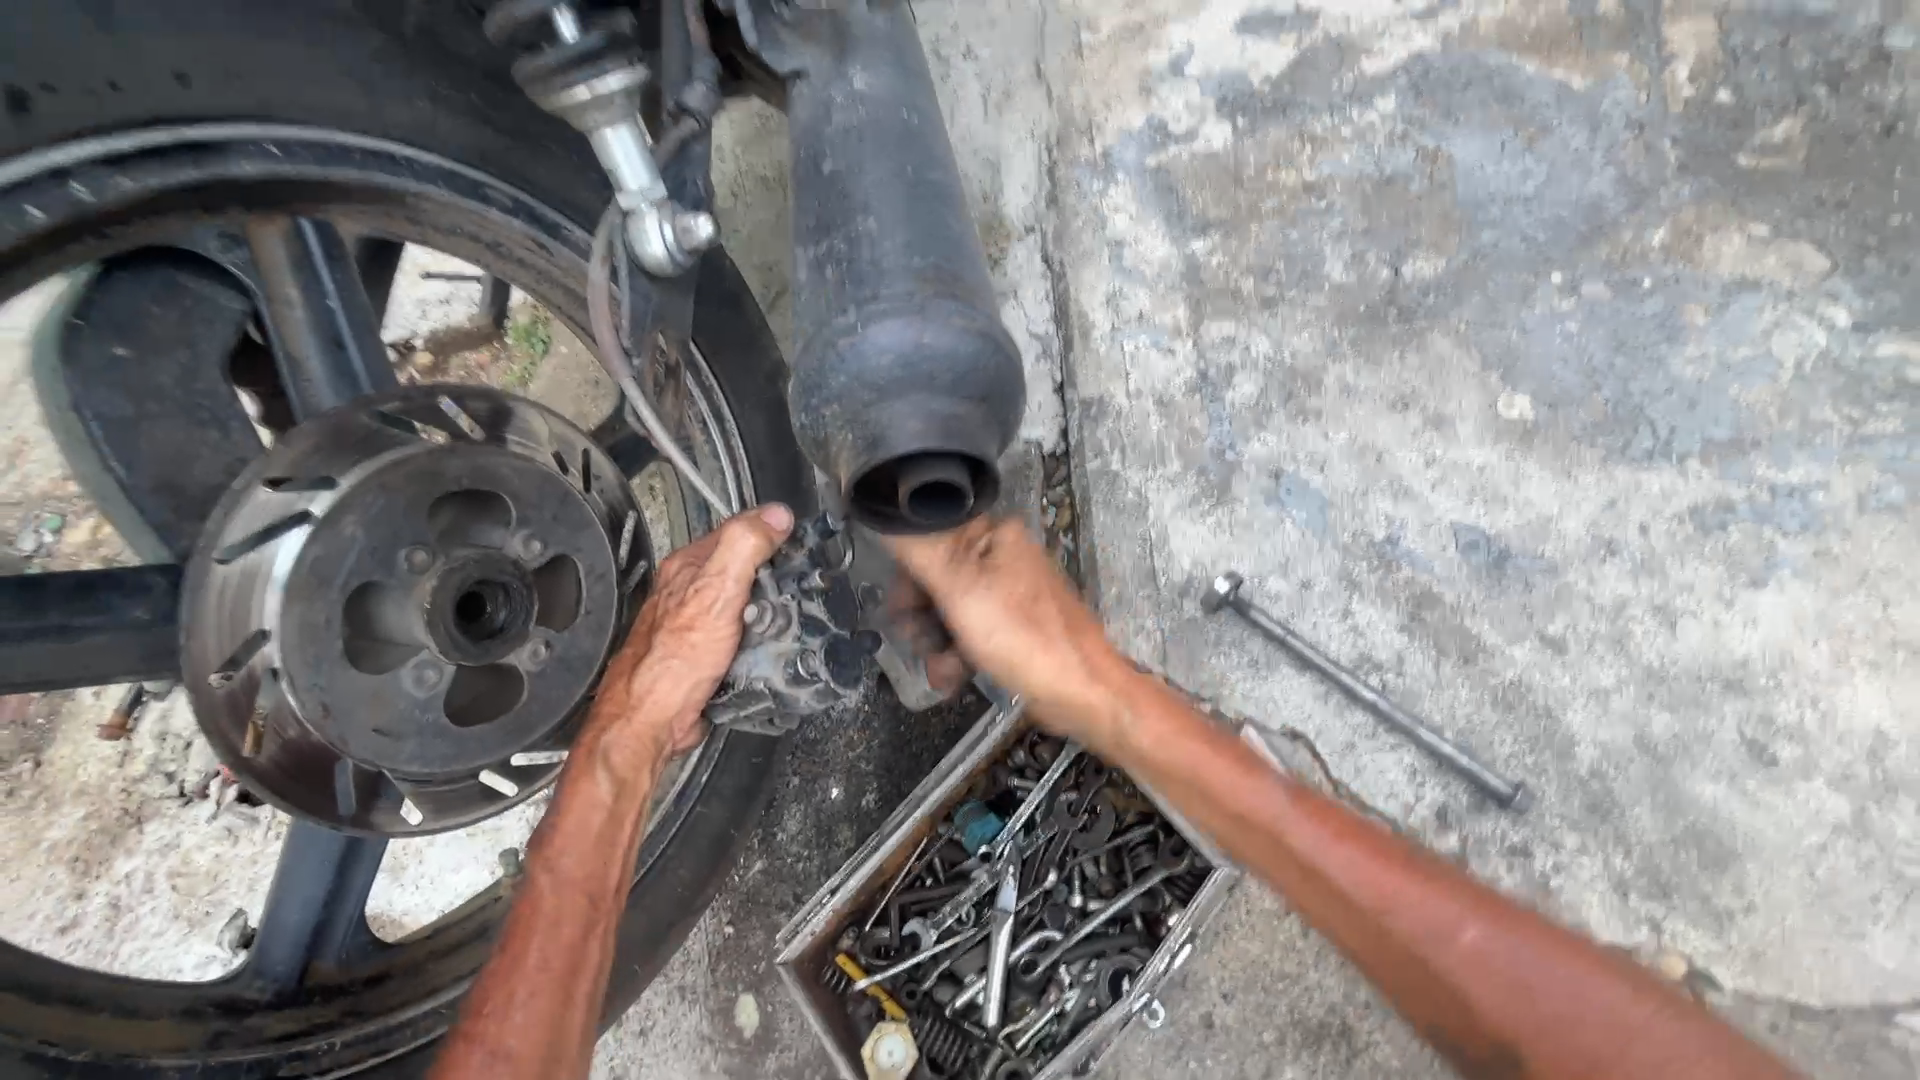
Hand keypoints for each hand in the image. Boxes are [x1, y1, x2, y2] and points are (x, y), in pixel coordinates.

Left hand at [587, 503, 794, 765]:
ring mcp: (699, 620)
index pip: (739, 528)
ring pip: (745, 599)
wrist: (652, 719)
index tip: (801, 537)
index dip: (773, 529)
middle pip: (743, 565)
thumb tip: (775, 516)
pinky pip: (744, 632)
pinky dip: (762, 634)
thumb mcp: (717, 591)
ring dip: (771, 604)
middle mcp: (690, 589)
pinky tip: (772, 641)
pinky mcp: (708, 650)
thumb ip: (745, 547)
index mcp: (690, 566)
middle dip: (776, 570)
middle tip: (803, 575)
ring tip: (793, 607)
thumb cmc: (672, 662)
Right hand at [883, 516, 1126, 740]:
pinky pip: (972, 631)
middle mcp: (1003, 558)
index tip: (900, 609)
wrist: (1081, 692)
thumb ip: (919, 550)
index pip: (930, 540)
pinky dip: (958, 654)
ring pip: (952, 610)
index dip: (907, 577)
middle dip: (922, 617)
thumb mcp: (960, 590)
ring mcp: (1010, 593)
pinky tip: (953, 677)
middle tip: (917, 642)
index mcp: (995, 536)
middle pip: (937, 578)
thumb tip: (885, 515)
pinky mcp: (1015, 626)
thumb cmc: (1025, 640)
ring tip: (940, 669)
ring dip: (937, 642)